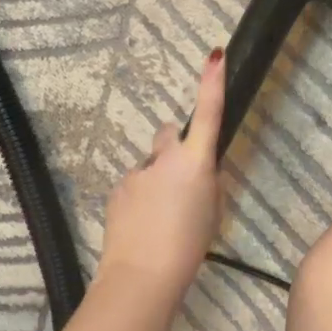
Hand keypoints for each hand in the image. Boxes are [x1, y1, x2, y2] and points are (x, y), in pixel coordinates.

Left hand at [99, 49, 225, 297]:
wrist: (141, 275)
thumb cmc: (189, 245)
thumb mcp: (213, 210)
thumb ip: (207, 183)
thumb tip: (197, 173)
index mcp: (196, 162)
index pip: (208, 114)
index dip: (212, 83)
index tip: (214, 55)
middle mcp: (164, 158)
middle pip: (168, 135)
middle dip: (174, 149)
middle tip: (181, 182)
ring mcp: (136, 173)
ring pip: (151, 167)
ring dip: (156, 183)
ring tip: (159, 220)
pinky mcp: (117, 190)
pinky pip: (134, 186)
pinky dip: (140, 201)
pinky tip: (142, 227)